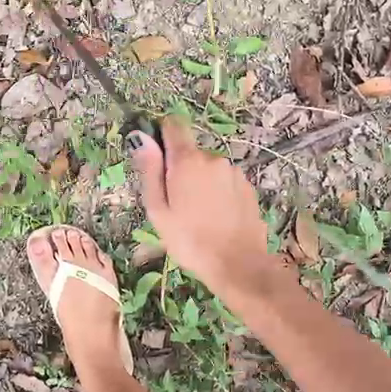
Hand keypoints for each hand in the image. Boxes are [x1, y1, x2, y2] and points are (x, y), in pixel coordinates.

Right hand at [129, 116, 285, 294]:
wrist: (239, 266)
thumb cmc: (189, 240)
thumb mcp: (158, 209)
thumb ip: (150, 170)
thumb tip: (142, 139)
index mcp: (187, 160)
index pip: (174, 125)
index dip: (162, 134)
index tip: (157, 156)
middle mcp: (213, 158)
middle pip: (190, 152)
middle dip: (180, 169)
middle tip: (175, 202)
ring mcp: (234, 172)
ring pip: (208, 168)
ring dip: (200, 181)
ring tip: (196, 213)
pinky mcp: (248, 187)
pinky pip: (224, 181)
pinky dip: (217, 192)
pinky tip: (215, 217)